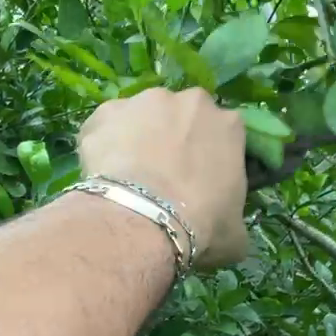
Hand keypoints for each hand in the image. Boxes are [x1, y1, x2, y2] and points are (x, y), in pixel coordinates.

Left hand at [78, 88, 249, 267]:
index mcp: (229, 124)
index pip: (221, 135)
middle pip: (180, 117)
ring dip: (135, 138)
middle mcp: (188, 101)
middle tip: (159, 178)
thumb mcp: (235, 234)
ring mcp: (144, 101)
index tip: (196, 180)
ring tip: (126, 178)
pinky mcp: (107, 111)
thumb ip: (233, 218)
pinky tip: (101, 173)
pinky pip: (104, 128)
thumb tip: (227, 231)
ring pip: (140, 118)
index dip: (207, 157)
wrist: (145, 220)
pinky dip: (102, 145)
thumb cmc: (200, 226)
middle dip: (171, 140)